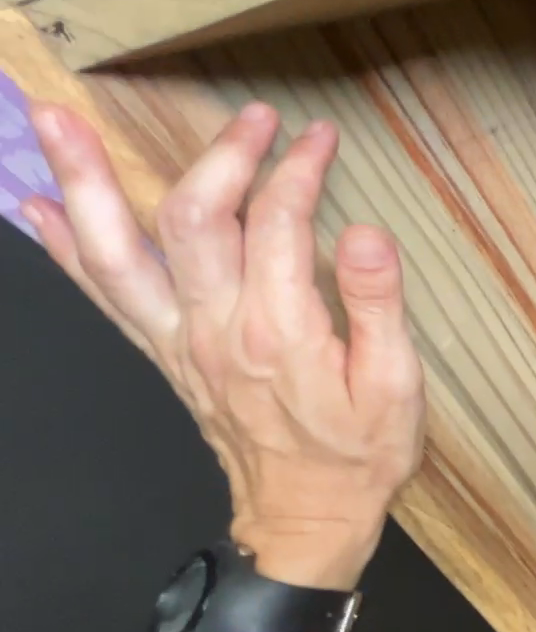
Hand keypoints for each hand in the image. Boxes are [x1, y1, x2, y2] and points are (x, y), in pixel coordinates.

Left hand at [21, 102, 425, 589]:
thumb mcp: (397, 383)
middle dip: (220, 158)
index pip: (279, 226)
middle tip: (250, 117)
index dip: (298, 172)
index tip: (321, 138)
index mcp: (281, 330)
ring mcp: (179, 342)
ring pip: (116, 249)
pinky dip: (66, 245)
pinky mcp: (168, 356)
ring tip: (57, 122)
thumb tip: (366, 234)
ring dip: (85, 182)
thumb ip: (379, 306)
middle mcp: (215, 328)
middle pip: (194, 221)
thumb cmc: (364, 450)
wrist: (308, 514)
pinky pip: (103, 294)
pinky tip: (43, 207)